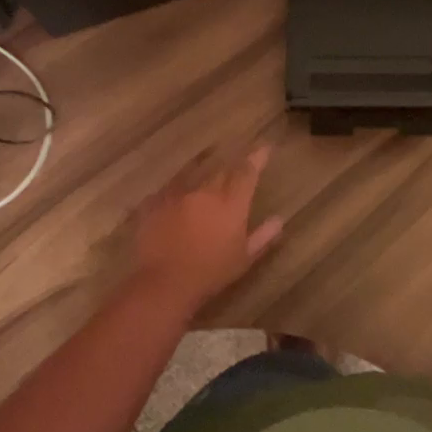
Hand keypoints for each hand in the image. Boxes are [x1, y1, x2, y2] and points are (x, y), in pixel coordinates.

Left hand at [132, 146, 283, 310]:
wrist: (164, 283)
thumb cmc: (210, 273)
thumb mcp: (243, 258)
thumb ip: (262, 236)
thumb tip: (278, 220)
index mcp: (231, 203)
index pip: (247, 171)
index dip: (257, 158)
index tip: (264, 148)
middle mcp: (205, 190)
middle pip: (221, 170)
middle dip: (230, 167)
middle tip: (235, 167)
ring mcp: (177, 194)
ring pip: (193, 174)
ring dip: (202, 173)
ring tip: (204, 173)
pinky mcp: (153, 203)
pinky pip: (168, 189)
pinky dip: (175, 191)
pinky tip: (174, 198)